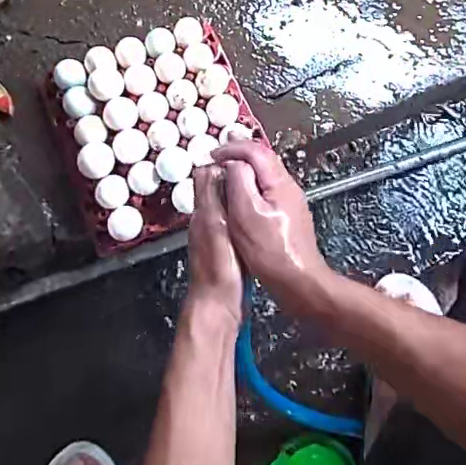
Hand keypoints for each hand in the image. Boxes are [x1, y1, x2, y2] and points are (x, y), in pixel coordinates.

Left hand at [184, 165, 244, 328]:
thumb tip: (211, 165)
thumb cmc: (219, 265)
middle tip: (259, 173)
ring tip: (263, 192)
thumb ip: (210, 195)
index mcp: (202, 212)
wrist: (219, 306)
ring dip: (242, 199)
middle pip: (220, 191)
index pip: (208, 177)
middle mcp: (206, 222)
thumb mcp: (214, 223)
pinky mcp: (228, 252)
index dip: (224, 165)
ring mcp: (217, 238)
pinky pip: (237, 225)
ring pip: (229, 208)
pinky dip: (246, 218)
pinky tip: (259, 220)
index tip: (244, 158)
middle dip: (236, 180)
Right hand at [211, 141, 335, 317]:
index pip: (255, 150)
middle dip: (239, 153)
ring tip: (225, 171)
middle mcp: (288, 188)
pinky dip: (250, 186)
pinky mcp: (287, 217)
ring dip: (244, 169)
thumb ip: (239, 182)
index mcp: (279, 183)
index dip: (232, 148)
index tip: (213, 154)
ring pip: (265, 175)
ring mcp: (290, 203)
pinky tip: (240, 198)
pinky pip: (267, 191)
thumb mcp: (247, 213)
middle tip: (219, 154)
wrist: (299, 282)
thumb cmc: (273, 253)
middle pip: (263, 159)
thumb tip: (232, 163)